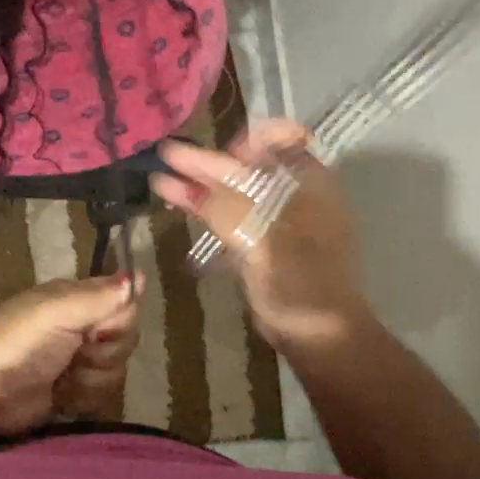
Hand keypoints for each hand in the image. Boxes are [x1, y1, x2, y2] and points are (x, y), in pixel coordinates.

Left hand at [0, 274, 142, 435]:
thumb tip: (138, 276)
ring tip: (64, 379)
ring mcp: (82, 362)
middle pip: (126, 339)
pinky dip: (84, 398)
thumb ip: (97, 297)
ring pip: (117, 370)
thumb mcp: (54, 312)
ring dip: (92, 379)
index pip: (125, 303)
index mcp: (78, 300)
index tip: (99, 328)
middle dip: (106, 352)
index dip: (120, 319)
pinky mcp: (78, 393)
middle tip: (78, 353)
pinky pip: (104, 396)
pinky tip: (63, 397)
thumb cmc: (16, 344)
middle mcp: (84, 327)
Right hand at [152, 120, 368, 347]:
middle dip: (210, 161)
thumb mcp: (266, 243)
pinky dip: (204, 207)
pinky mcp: (259, 244)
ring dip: (199, 183)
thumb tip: (198, 189)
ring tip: (159, 175)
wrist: (320, 339)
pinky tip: (175, 198)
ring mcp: (275, 220)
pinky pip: (229, 216)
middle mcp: (294, 195)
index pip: (284, 141)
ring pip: (234, 192)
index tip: (222, 151)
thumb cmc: (304, 286)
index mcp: (310, 185)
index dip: (251, 140)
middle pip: (248, 168)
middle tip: (169, 152)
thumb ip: (231, 210)